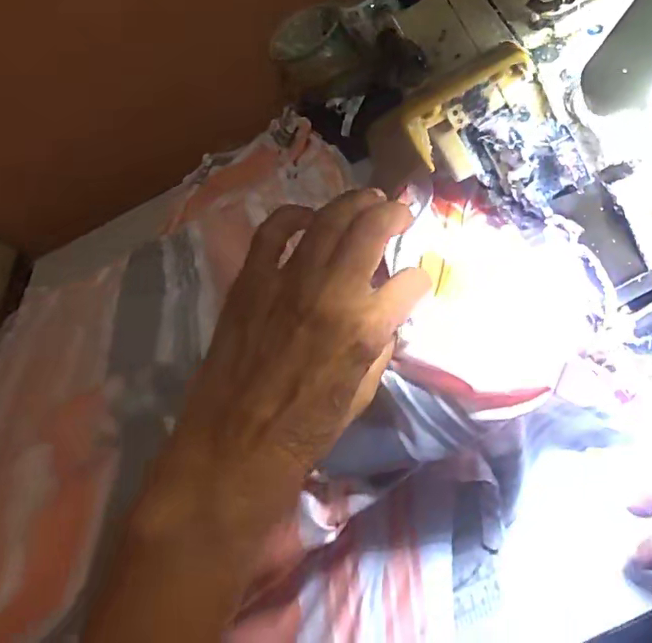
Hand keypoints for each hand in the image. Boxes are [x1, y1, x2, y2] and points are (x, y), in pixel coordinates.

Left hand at [169, 188, 432, 488]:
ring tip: (367, 199)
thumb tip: (385, 314)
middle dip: (393, 213)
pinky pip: (273, 231)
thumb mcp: (362, 394)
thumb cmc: (303, 432)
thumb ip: (379, 346)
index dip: (420, 278)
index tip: (417, 280)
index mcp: (364, 329)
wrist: (231, 451)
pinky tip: (308, 217)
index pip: (411, 283)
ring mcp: (288, 281)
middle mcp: (331, 294)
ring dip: (354, 202)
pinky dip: (294, 215)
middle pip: (371, 229)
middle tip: (399, 211)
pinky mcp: (251, 280)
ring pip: (329, 219)